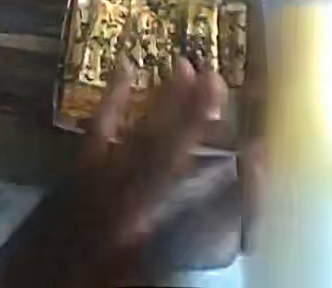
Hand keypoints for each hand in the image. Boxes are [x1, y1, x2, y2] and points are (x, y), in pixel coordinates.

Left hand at [0, 57, 226, 287]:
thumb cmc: (83, 286)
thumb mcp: (133, 280)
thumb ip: (173, 253)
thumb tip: (216, 232)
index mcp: (139, 254)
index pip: (194, 218)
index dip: (232, 190)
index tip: (259, 155)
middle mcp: (117, 216)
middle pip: (162, 162)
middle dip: (193, 122)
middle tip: (219, 81)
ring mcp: (90, 191)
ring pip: (130, 140)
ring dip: (160, 103)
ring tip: (187, 66)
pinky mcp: (73, 178)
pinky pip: (96, 134)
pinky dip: (113, 99)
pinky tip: (128, 66)